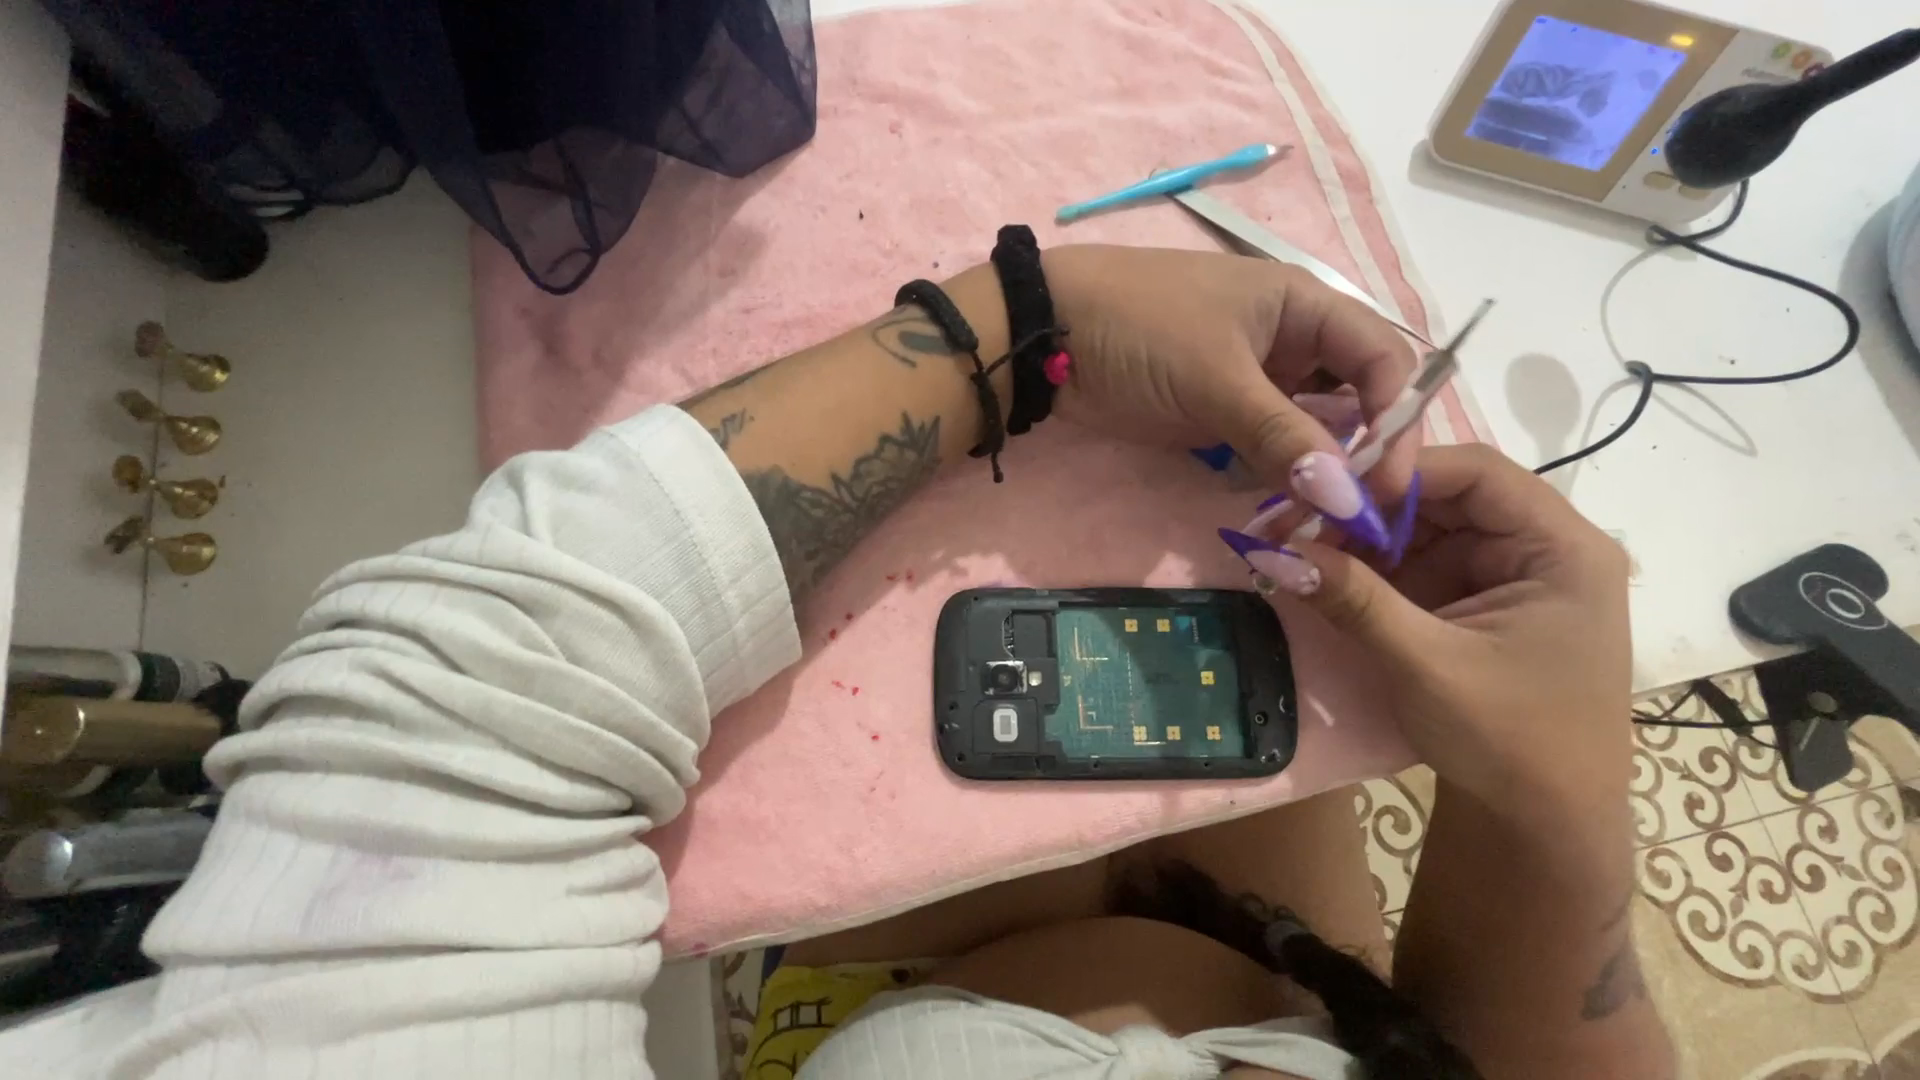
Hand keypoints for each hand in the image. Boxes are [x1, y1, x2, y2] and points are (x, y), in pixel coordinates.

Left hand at [1044, 245, 1419, 544]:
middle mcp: (1291, 340)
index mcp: (1306, 305)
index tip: (1389, 485)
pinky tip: (1280, 508)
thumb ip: (1282, 434)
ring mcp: (1251, 379)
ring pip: (1305, 431)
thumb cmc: (1141, 329)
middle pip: (1351, 401)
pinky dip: (1272, 474)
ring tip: (1316, 523)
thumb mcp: (1216, 377)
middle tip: (1355, 519)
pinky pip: (1263, 446)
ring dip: (1313, 473)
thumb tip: (1347, 498)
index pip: (1384, 360)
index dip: (1398, 419)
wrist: (1047, 337)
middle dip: (1358, 456)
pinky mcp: (1216, 412)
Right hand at [1224, 444, 1632, 817]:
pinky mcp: (1474, 603)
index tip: (1324, 490)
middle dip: (1366, 510)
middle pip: (1442, 498)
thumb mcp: (1424, 663)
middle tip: (1294, 523)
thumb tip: (1267, 548)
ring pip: (1422, 531)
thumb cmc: (1509, 741)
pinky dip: (1370, 569)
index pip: (1475, 473)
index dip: (1397, 471)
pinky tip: (1325, 576)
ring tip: (1298, 550)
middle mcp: (1537, 549)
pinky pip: (1416, 565)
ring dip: (1361, 540)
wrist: (1541, 823)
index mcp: (1560, 550)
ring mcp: (1504, 576)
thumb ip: (1352, 599)